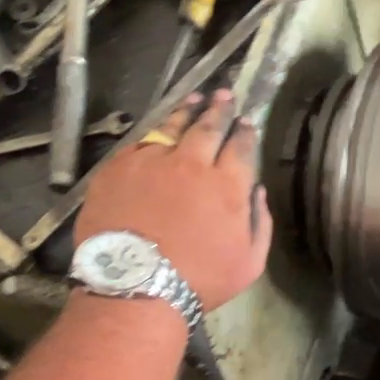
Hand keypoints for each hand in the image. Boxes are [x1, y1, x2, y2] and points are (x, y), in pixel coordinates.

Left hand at [75, 90, 271, 311]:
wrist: (137, 285)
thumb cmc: (201, 280)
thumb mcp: (250, 263)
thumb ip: (260, 224)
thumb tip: (257, 192)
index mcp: (228, 187)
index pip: (240, 147)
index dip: (245, 132)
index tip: (247, 122)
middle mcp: (192, 164)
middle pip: (208, 127)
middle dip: (219, 109)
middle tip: (224, 95)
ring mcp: (152, 162)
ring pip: (172, 126)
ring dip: (186, 110)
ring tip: (193, 99)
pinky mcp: (119, 167)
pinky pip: (140, 141)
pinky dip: (154, 132)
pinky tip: (158, 129)